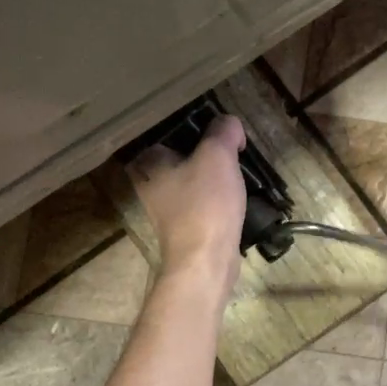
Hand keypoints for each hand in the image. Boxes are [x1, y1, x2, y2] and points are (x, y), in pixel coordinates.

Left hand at [128, 115, 247, 299]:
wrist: (205, 260)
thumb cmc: (205, 203)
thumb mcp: (217, 155)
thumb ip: (224, 130)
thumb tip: (230, 125)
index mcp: (148, 162)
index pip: (174, 131)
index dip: (202, 129)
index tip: (225, 135)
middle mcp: (149, 183)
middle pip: (186, 156)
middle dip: (211, 155)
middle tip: (236, 153)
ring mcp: (166, 208)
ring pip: (196, 180)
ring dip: (217, 179)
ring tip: (239, 177)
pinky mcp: (184, 228)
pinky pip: (203, 203)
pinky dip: (218, 201)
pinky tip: (235, 202)